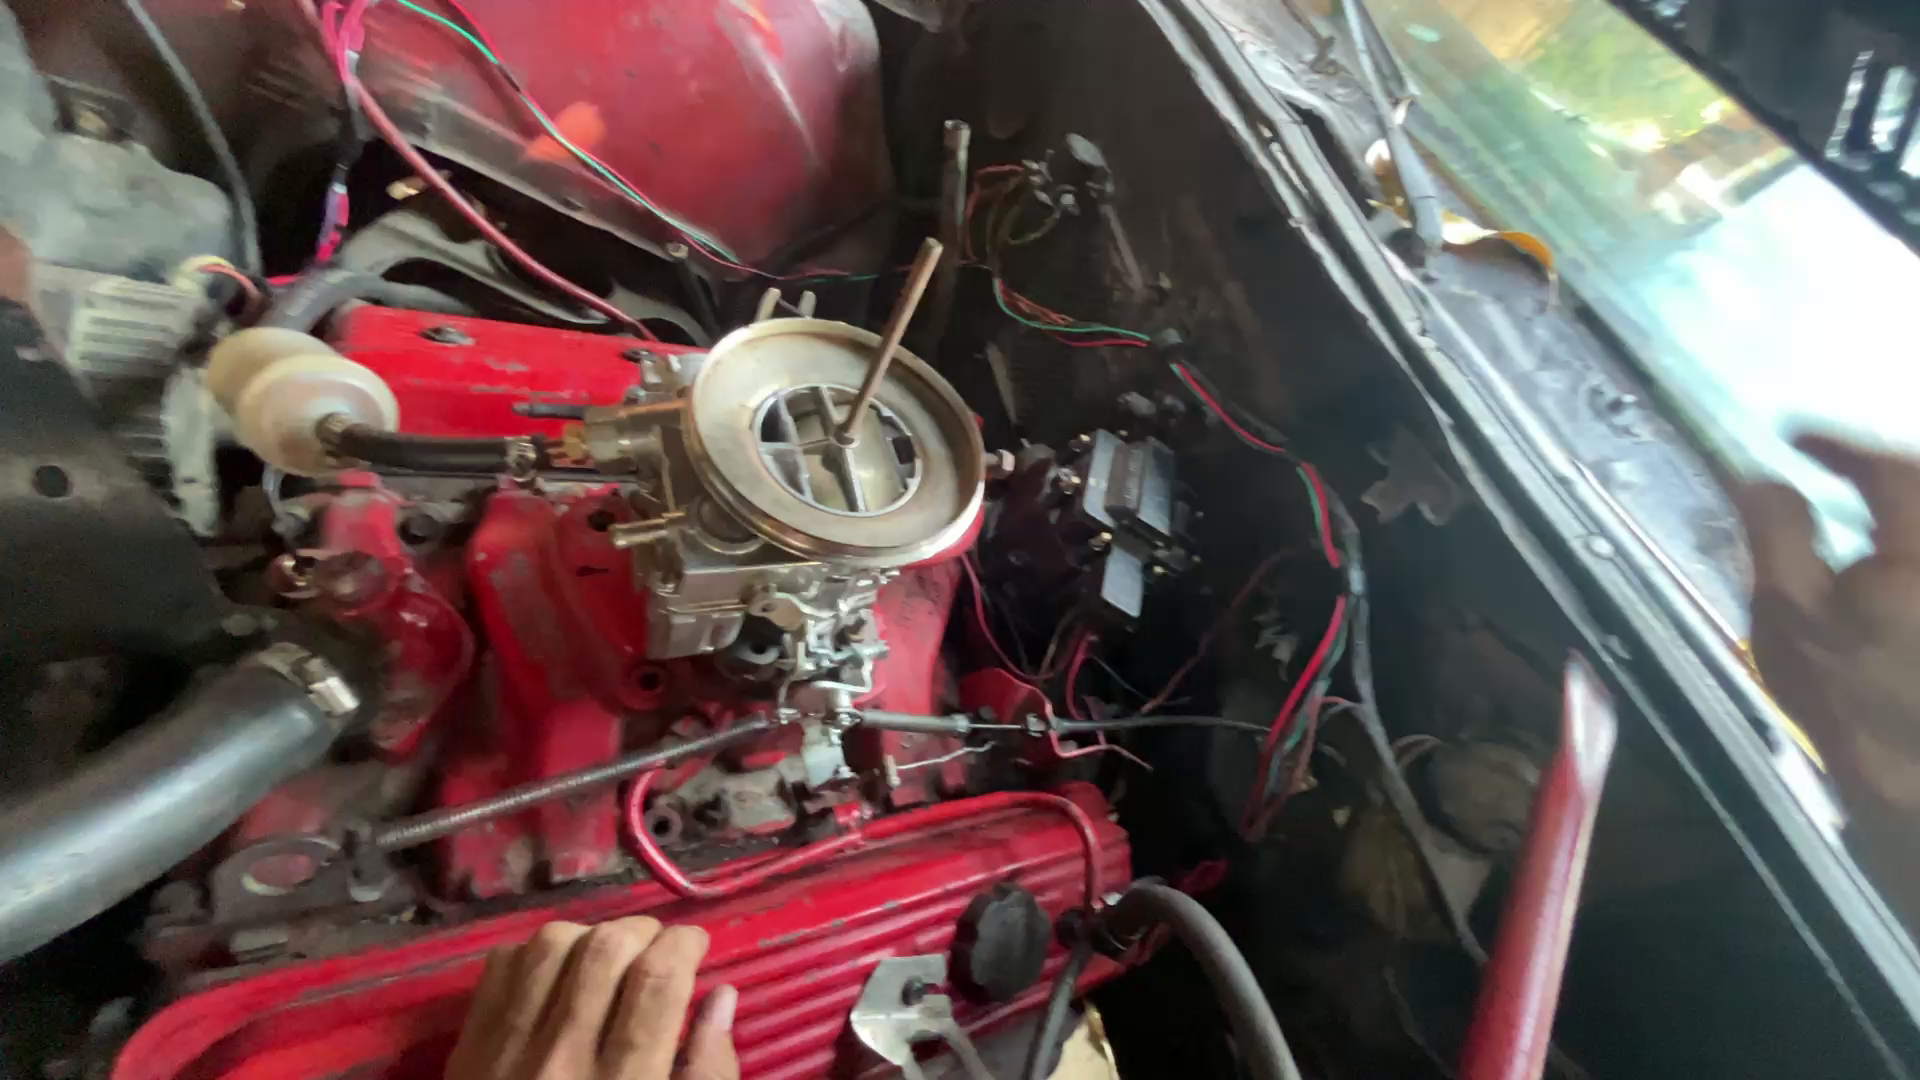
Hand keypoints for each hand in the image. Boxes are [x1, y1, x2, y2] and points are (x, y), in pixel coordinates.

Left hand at [445, 917, 738, 1079]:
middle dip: (643, 932)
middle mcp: (561, 1066)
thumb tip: (721, 996)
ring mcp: (503, 1057)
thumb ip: (709, 1072)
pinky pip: (503, 964)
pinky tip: (557, 978)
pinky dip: (536, 954)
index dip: (685, 943)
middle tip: (654, 953)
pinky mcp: (465, 1053)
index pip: (657, 979)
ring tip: (606, 962)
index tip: (694, 948)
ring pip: (553, 944)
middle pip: (606, 949)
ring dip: (590, 936)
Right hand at [1738, 434, 1919, 921]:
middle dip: (1887, 471)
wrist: (1918, 777)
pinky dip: (1898, 543)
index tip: (1794, 436)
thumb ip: (1777, 537)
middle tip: (1841, 469)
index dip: (1841, 446)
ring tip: (1868, 508)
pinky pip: (1914, 558)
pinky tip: (1883, 561)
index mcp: (1913, 554)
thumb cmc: (1842, 693)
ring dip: (1902, 505)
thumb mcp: (1784, 613)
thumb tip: (1756, 477)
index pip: (1891, 470)